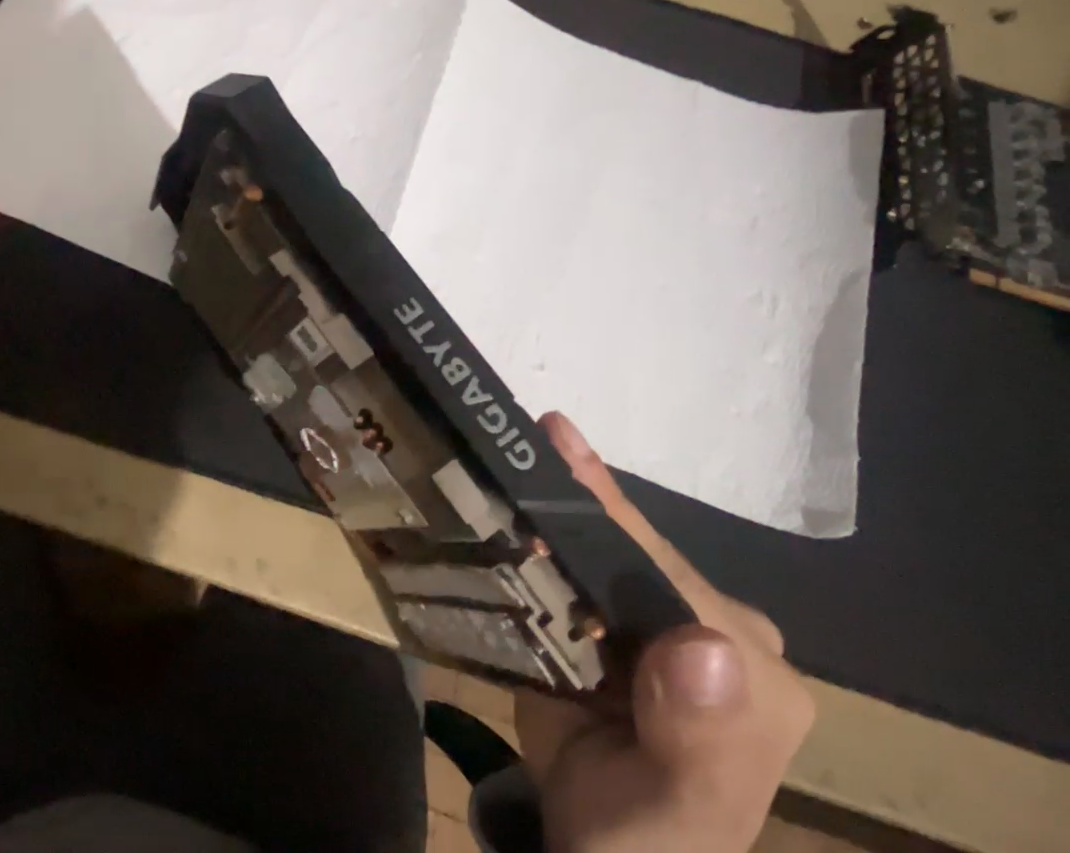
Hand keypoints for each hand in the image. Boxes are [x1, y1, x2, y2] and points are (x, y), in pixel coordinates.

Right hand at [514, 413, 816, 852]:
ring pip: (597, 557)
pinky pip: (568, 575)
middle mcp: (709, 630)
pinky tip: (500, 500)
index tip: (557, 442)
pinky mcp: (609, 630)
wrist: (599, 849)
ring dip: (549, 509)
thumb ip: (703, 740)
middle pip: (632, 553)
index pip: (669, 572)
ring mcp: (655, 626)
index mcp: (749, 667)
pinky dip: (534, 540)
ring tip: (500, 453)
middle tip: (515, 437)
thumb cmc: (647, 833)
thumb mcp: (681, 805)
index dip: (611, 512)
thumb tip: (703, 646)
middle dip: (575, 496)